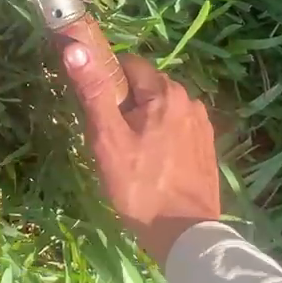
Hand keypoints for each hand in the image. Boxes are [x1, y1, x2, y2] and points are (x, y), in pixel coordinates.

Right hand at [61, 47, 219, 261]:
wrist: (184, 235)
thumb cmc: (139, 186)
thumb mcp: (108, 138)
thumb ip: (93, 91)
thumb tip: (75, 47)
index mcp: (166, 92)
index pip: (128, 64)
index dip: (108, 82)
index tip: (97, 110)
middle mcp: (189, 99)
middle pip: (145, 87)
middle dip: (125, 104)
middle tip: (110, 138)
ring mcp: (201, 124)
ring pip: (160, 108)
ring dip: (143, 121)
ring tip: (129, 155)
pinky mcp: (206, 146)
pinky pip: (175, 127)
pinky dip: (160, 136)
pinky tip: (151, 164)